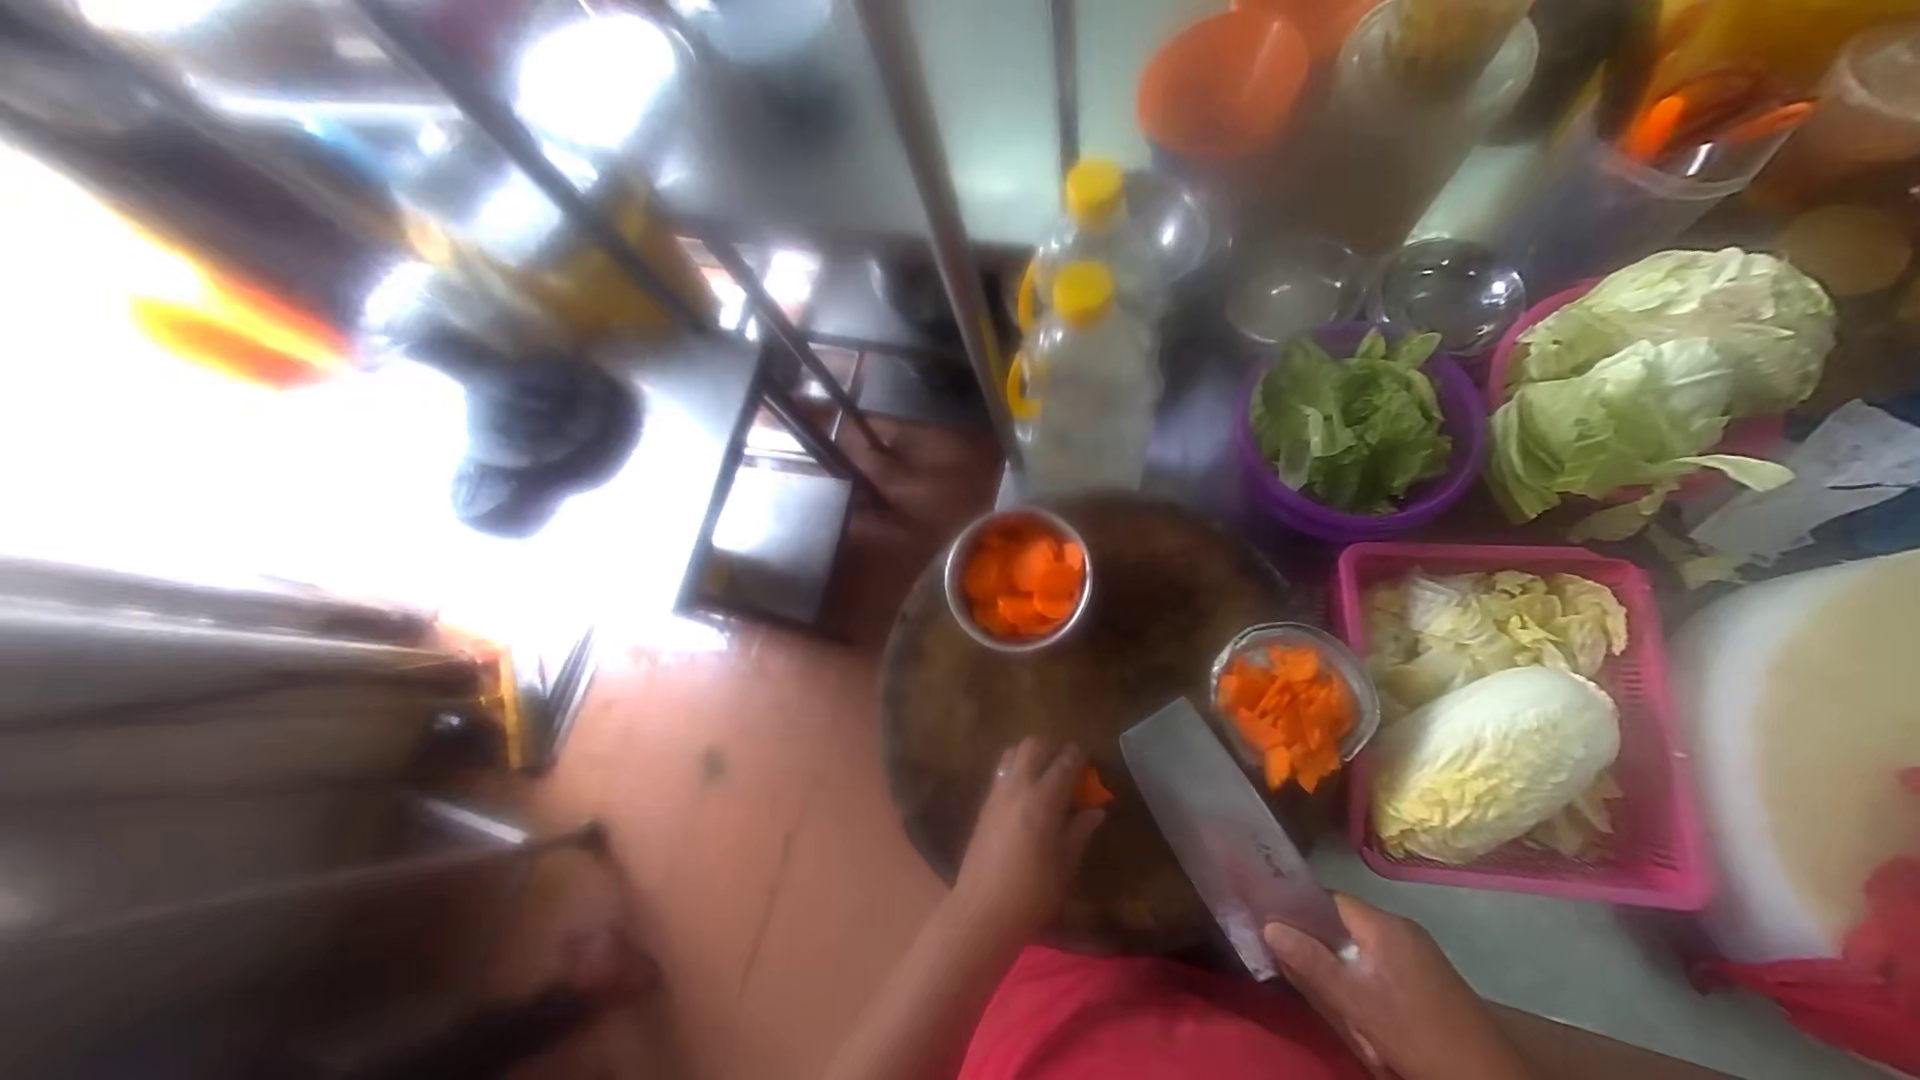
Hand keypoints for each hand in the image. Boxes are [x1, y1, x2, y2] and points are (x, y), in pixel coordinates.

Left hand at [951, 739, 1104, 944]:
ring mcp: (997, 793)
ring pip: (1013, 752)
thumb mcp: (1065, 865)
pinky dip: (1016, 767)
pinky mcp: (984, 804)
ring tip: (1046, 770)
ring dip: (1031, 753)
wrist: (983, 910)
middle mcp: (1018, 787)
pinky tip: (1026, 788)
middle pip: (1033, 746)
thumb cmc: (1033, 892)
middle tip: (1067, 761)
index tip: (1088, 758)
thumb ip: (1079, 831)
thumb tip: (1096, 810)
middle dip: (1053, 746)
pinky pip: (1002, 770)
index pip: (1064, 764)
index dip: (1078, 756)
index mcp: (1043, 800)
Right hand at [1263, 895, 1536, 1079]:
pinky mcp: (1428, 976)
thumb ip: (1310, 961)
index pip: (1327, 899)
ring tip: (1328, 993)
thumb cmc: (1414, 1032)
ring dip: (1340, 966)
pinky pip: (1380, 962)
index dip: (1298, 910)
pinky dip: (1363, 978)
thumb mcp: (1355, 1001)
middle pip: (1342, 923)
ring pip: (1360, 946)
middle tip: (1296, 968)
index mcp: (1383, 924)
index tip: (1274, 927)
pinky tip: (1359, 1006)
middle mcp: (1401, 927)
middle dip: (1318, 945)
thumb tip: (1269, 926)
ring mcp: (1418, 952)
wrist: (1486, 1079)